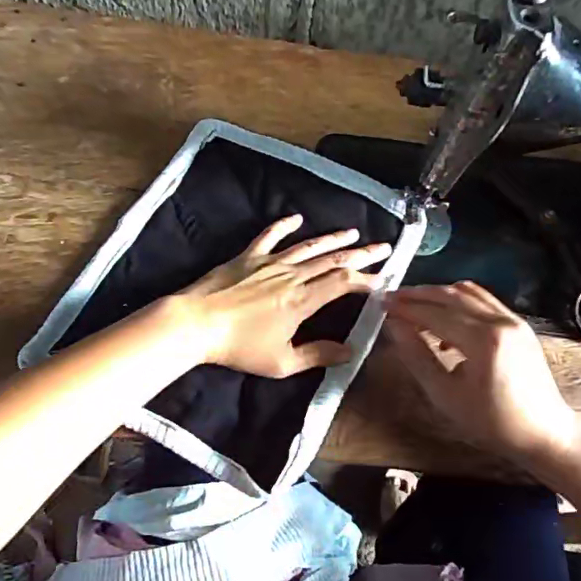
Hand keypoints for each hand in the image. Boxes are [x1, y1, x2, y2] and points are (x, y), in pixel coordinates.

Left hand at [169, 214, 392, 377]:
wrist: (195, 323)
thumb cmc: (238, 346)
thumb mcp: (282, 362)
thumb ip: (317, 355)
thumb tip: (349, 351)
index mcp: (302, 300)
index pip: (343, 284)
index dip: (366, 280)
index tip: (384, 279)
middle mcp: (291, 275)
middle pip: (332, 260)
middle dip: (360, 254)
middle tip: (383, 246)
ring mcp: (268, 263)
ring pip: (308, 246)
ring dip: (332, 239)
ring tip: (352, 232)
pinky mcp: (247, 257)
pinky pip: (269, 237)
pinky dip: (284, 226)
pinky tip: (296, 219)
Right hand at [383, 281, 580, 462]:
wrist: (544, 432)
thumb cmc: (491, 421)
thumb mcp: (444, 394)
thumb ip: (417, 356)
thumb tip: (394, 326)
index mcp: (483, 340)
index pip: (435, 313)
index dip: (405, 307)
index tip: (381, 304)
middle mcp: (501, 321)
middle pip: (451, 295)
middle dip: (418, 294)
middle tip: (391, 298)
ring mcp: (514, 320)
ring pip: (469, 293)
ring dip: (438, 295)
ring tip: (412, 304)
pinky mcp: (520, 325)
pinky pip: (483, 302)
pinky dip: (458, 304)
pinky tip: (443, 323)